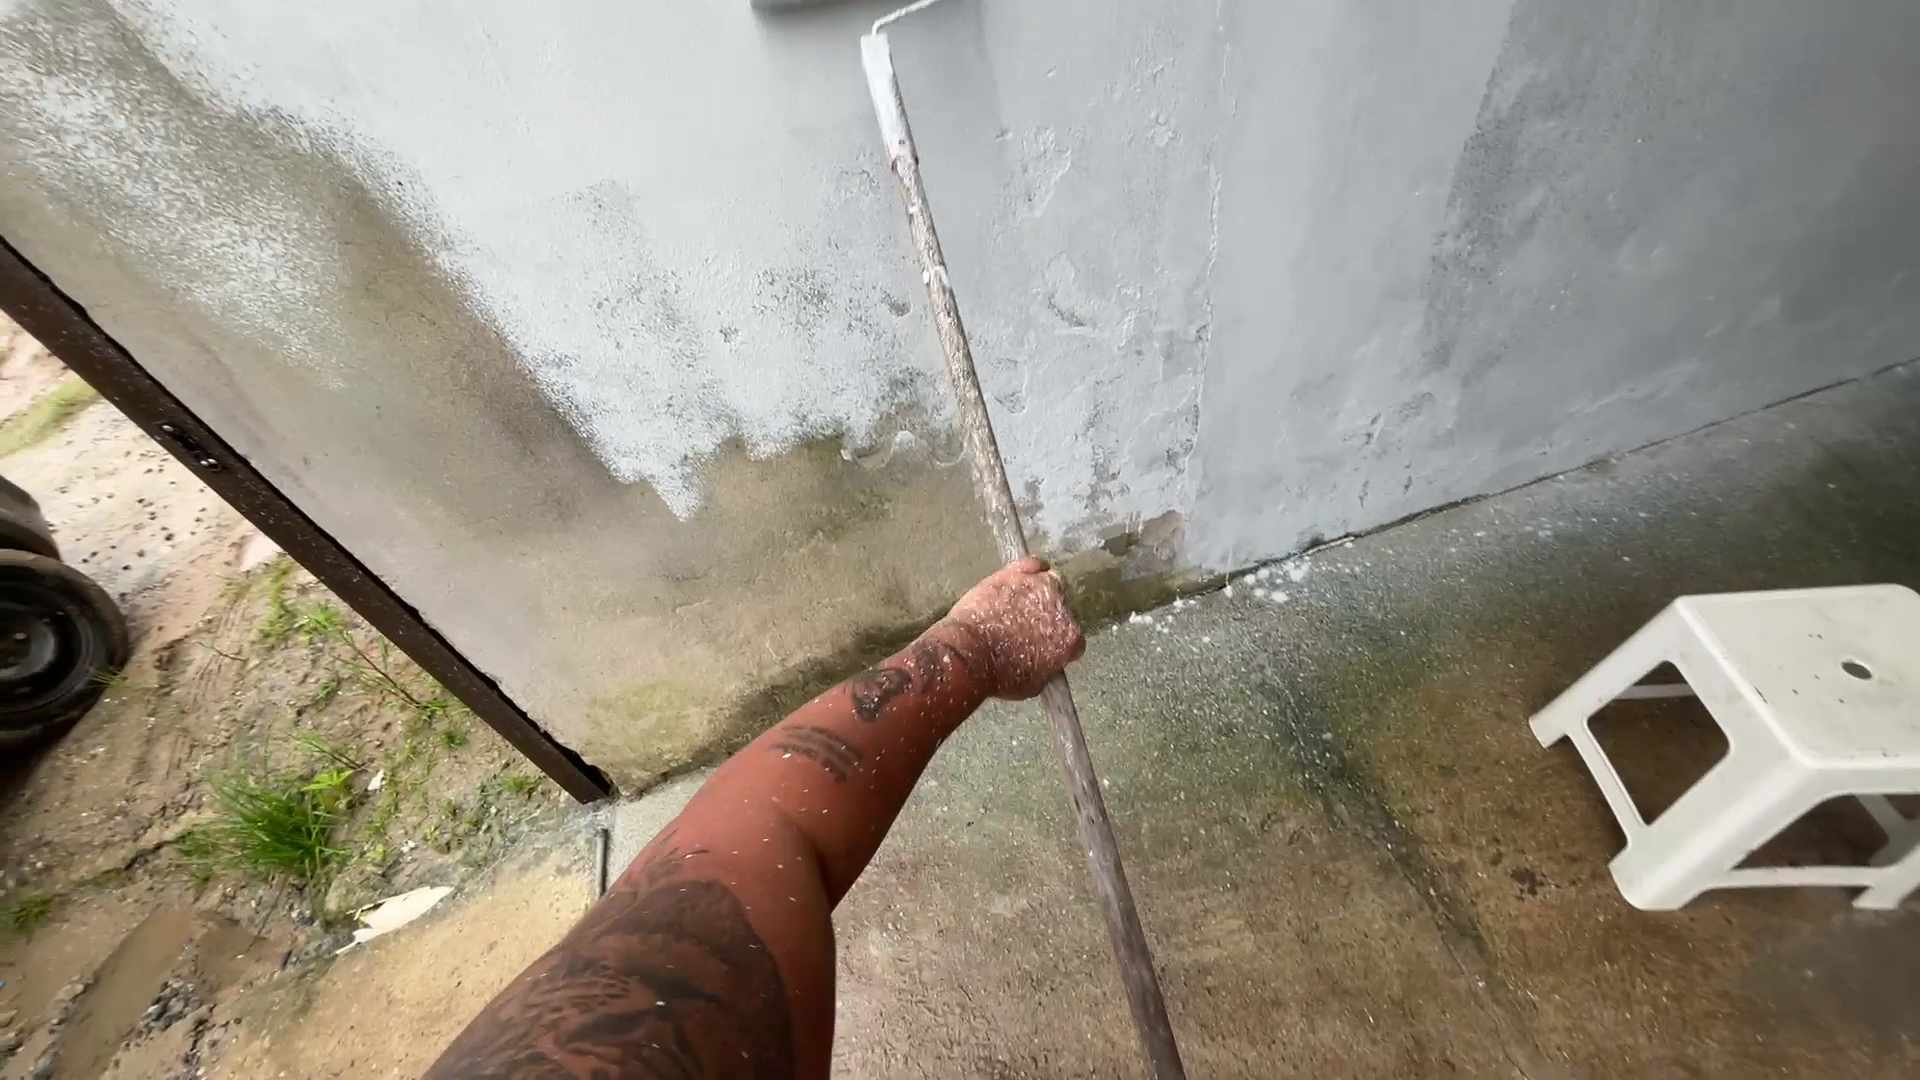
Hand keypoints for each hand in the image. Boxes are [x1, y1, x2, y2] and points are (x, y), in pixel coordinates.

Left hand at [940, 556, 1084, 699]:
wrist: (970, 654)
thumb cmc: (998, 674)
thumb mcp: (1033, 685)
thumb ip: (1048, 668)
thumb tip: (1046, 664)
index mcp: (1070, 639)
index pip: (1073, 637)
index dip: (1057, 639)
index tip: (1045, 640)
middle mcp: (1062, 610)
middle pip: (1061, 607)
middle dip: (1047, 614)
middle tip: (1024, 623)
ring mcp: (1041, 587)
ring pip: (1049, 581)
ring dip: (1038, 590)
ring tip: (1017, 601)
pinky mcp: (1017, 573)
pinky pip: (1032, 563)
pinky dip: (1028, 569)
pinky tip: (1019, 575)